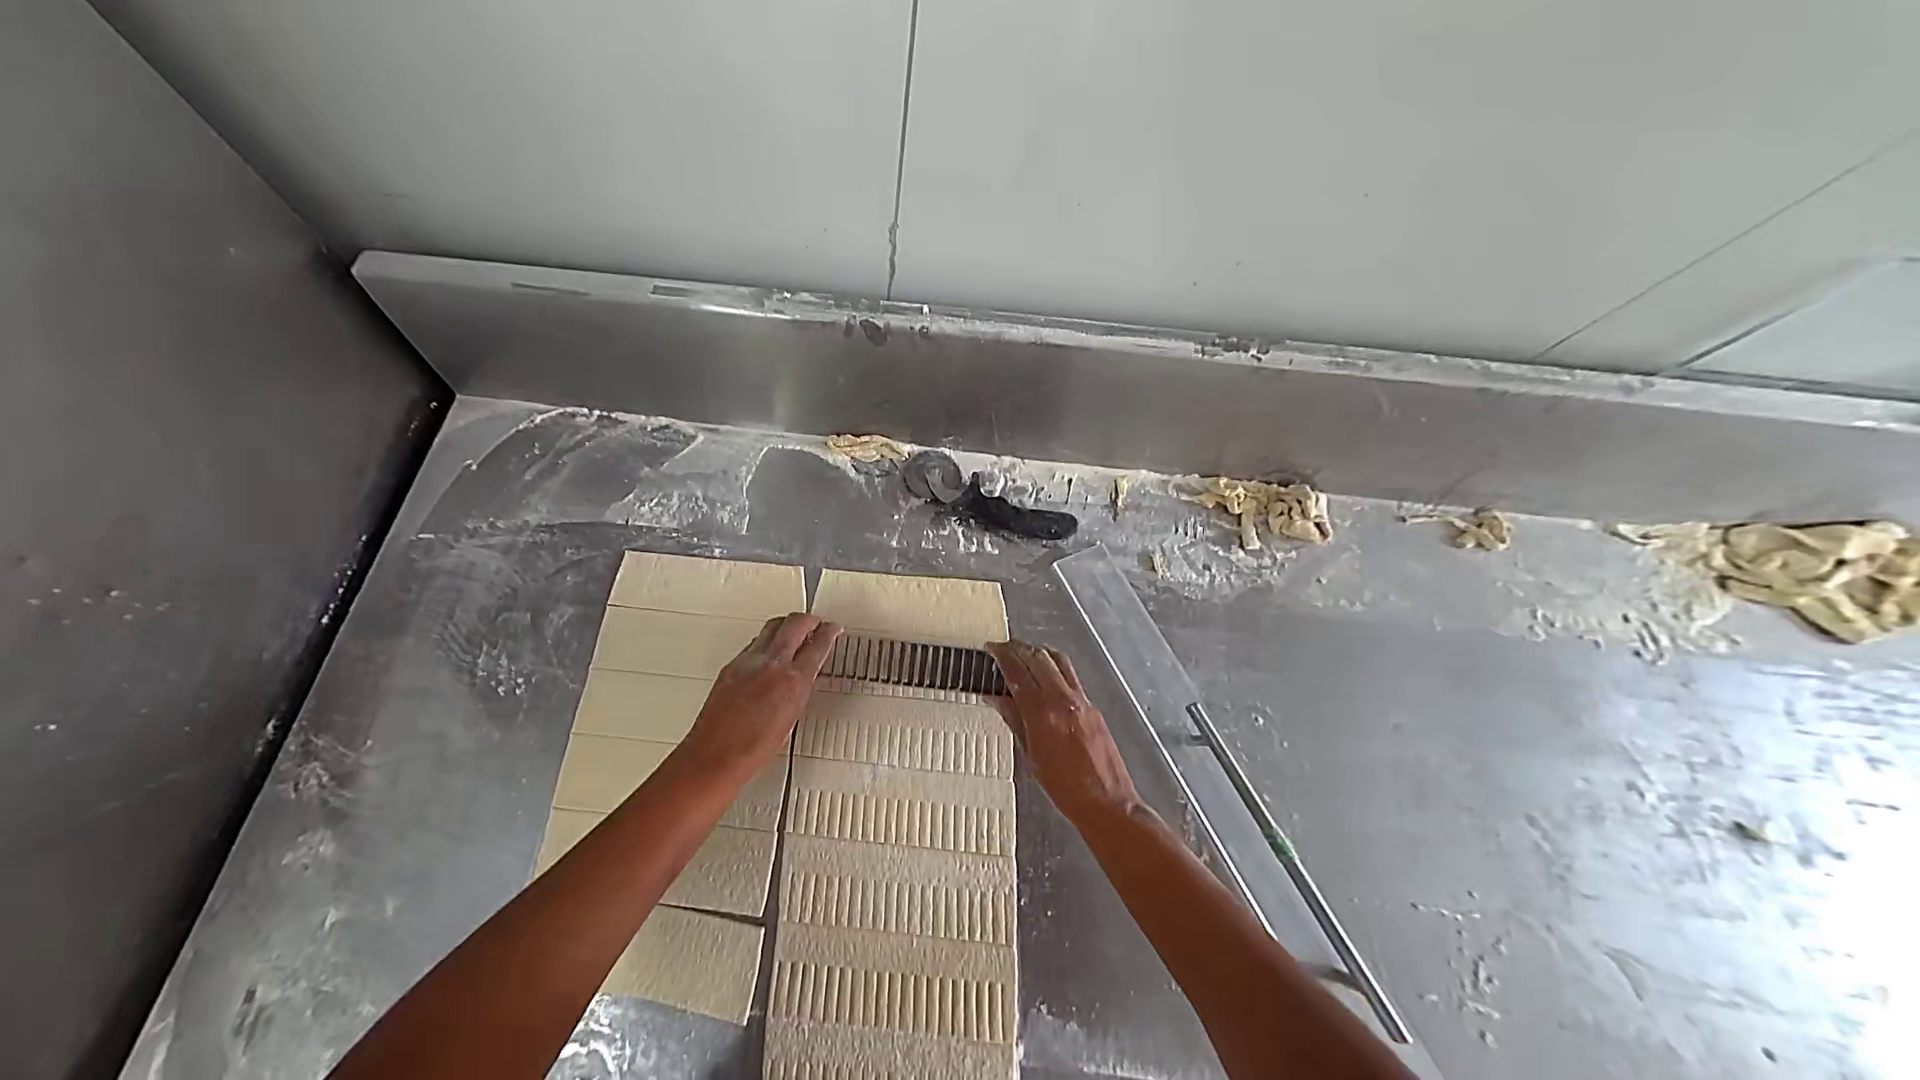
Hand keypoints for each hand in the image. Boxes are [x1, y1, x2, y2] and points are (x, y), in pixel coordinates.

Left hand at [683, 614, 841, 772]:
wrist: (716, 758)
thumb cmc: (751, 750)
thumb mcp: (793, 717)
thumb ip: (801, 688)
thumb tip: (806, 676)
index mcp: (793, 681)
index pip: (819, 644)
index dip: (830, 632)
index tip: (833, 629)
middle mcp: (771, 666)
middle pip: (796, 623)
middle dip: (811, 619)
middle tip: (817, 622)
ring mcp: (748, 662)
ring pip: (773, 626)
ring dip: (788, 624)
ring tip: (794, 628)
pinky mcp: (731, 666)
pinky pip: (754, 641)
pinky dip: (766, 639)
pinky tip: (768, 647)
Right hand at [986, 639, 1143, 825]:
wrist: (1106, 802)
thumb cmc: (1064, 788)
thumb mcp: (1030, 755)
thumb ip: (1014, 720)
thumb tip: (996, 698)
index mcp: (1042, 713)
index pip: (1017, 672)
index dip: (1002, 655)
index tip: (991, 648)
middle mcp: (1062, 700)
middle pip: (1037, 658)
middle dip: (1017, 648)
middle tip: (1003, 647)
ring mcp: (1080, 700)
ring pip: (1057, 660)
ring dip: (1037, 651)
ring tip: (1023, 652)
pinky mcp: (1091, 705)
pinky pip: (1070, 674)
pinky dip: (1053, 666)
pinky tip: (1045, 673)